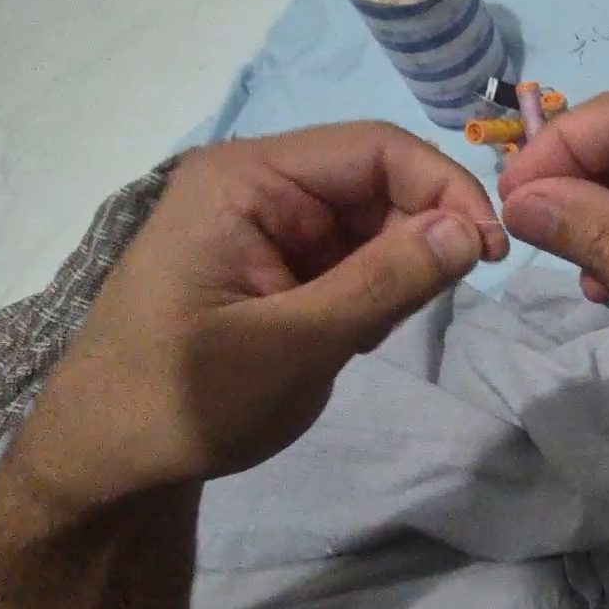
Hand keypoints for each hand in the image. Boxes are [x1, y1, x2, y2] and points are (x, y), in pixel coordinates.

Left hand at [19, 123, 508, 506]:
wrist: (116, 458)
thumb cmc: (187, 400)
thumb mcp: (294, 344)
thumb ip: (386, 283)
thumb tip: (472, 232)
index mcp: (248, 180)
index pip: (376, 149)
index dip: (445, 188)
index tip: (491, 251)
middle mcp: (265, 187)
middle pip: (383, 183)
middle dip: (424, 237)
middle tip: (430, 303)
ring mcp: (277, 225)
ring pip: (381, 224)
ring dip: (401, 273)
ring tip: (366, 333)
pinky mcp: (290, 263)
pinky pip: (364, 258)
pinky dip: (381, 294)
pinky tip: (351, 336)